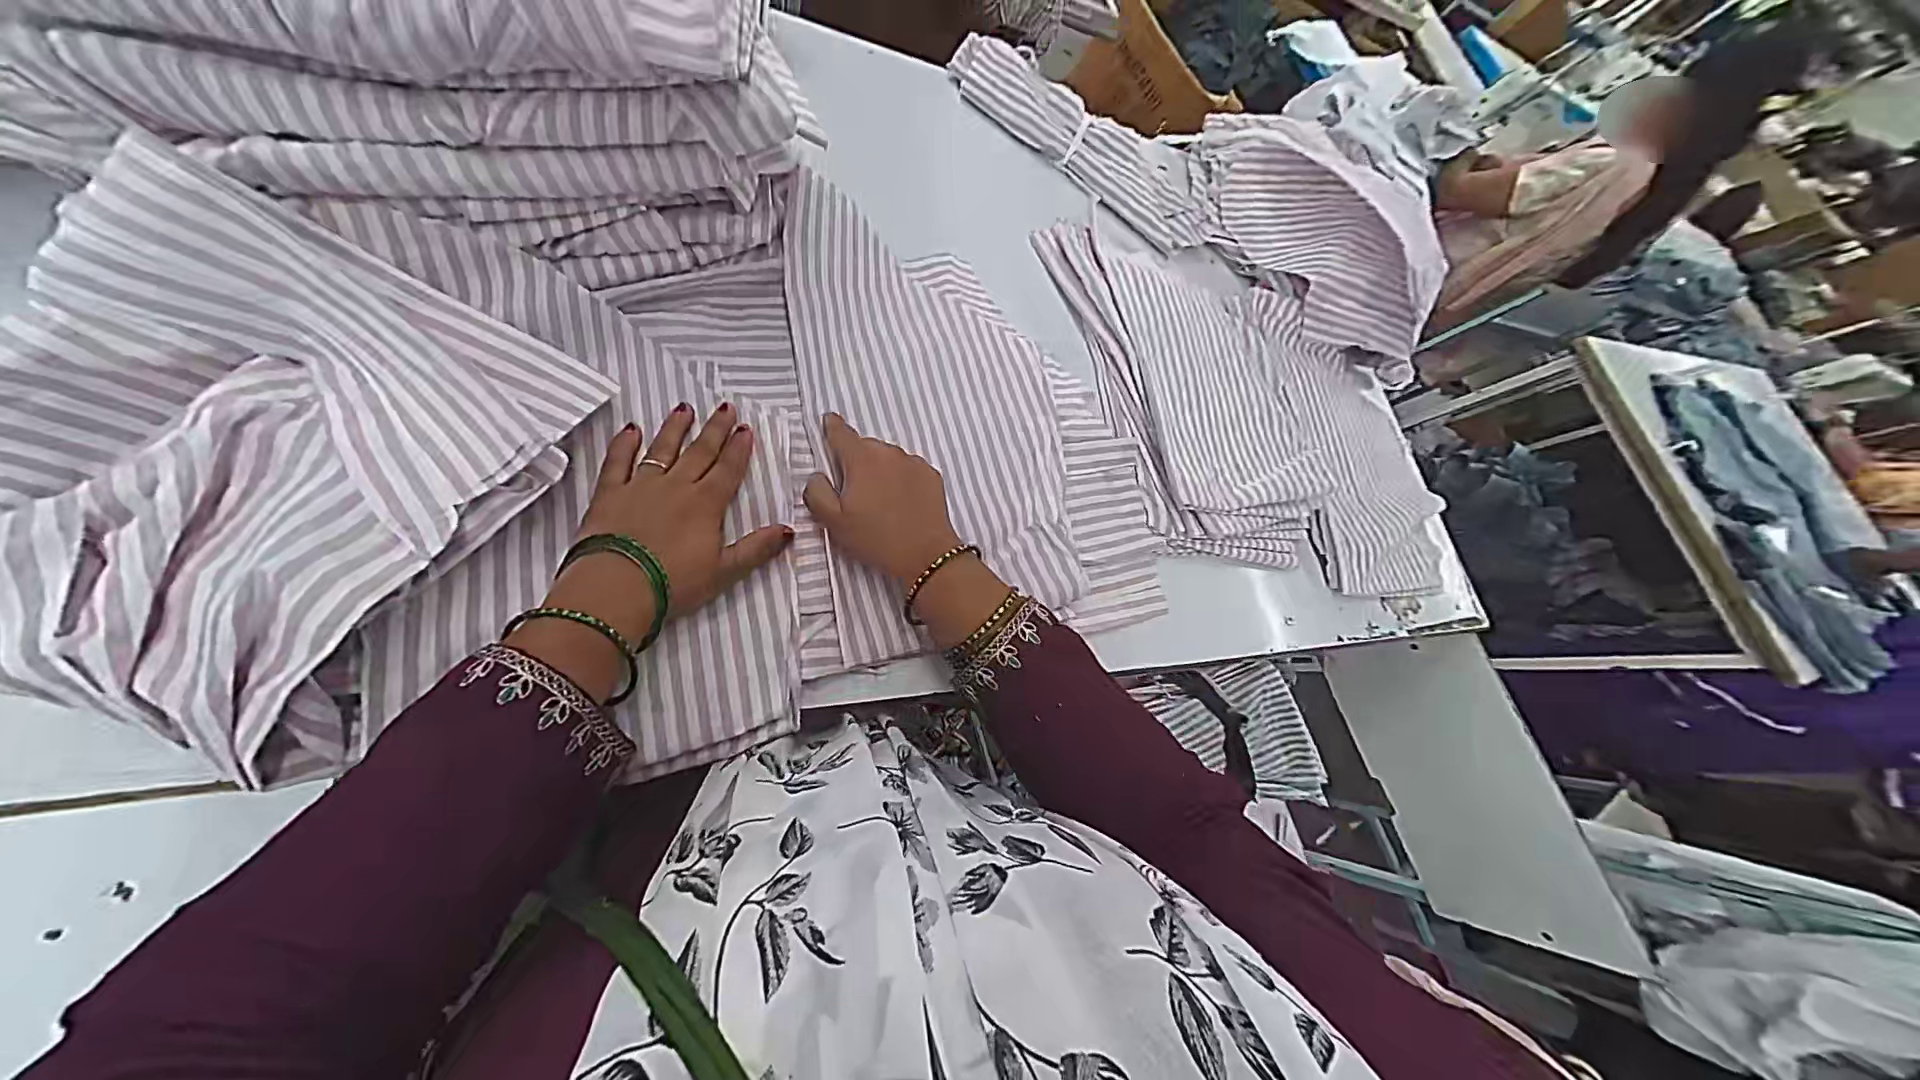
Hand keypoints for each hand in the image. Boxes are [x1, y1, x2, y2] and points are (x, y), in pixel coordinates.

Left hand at [508, 403, 791, 701]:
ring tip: (685, 409)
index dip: (739, 449)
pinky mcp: (609, 494)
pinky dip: (625, 444)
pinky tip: (631, 430)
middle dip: (715, 429)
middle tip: (726, 408)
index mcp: (706, 504)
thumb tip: (788, 531)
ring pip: (662, 449)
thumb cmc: (672, 583)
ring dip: (675, 428)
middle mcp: (676, 487)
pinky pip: (618, 461)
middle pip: (700, 452)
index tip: (745, 430)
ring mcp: (641, 487)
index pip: (727, 469)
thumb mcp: (724, 571)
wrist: (616, 587)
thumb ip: (757, 548)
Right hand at [802, 412, 963, 583]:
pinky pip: (908, 470)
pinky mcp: (931, 475)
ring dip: (880, 472)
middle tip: (854, 495)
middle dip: (856, 463)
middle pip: (864, 448)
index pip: (840, 432)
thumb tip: (818, 476)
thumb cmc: (877, 539)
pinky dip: (901, 480)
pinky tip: (900, 504)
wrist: (926, 555)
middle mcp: (889, 453)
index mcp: (861, 459)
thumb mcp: (833, 522)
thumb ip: (816, 492)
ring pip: (888, 459)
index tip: (828, 423)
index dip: (831, 427)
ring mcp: (913, 462)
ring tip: (879, 504)